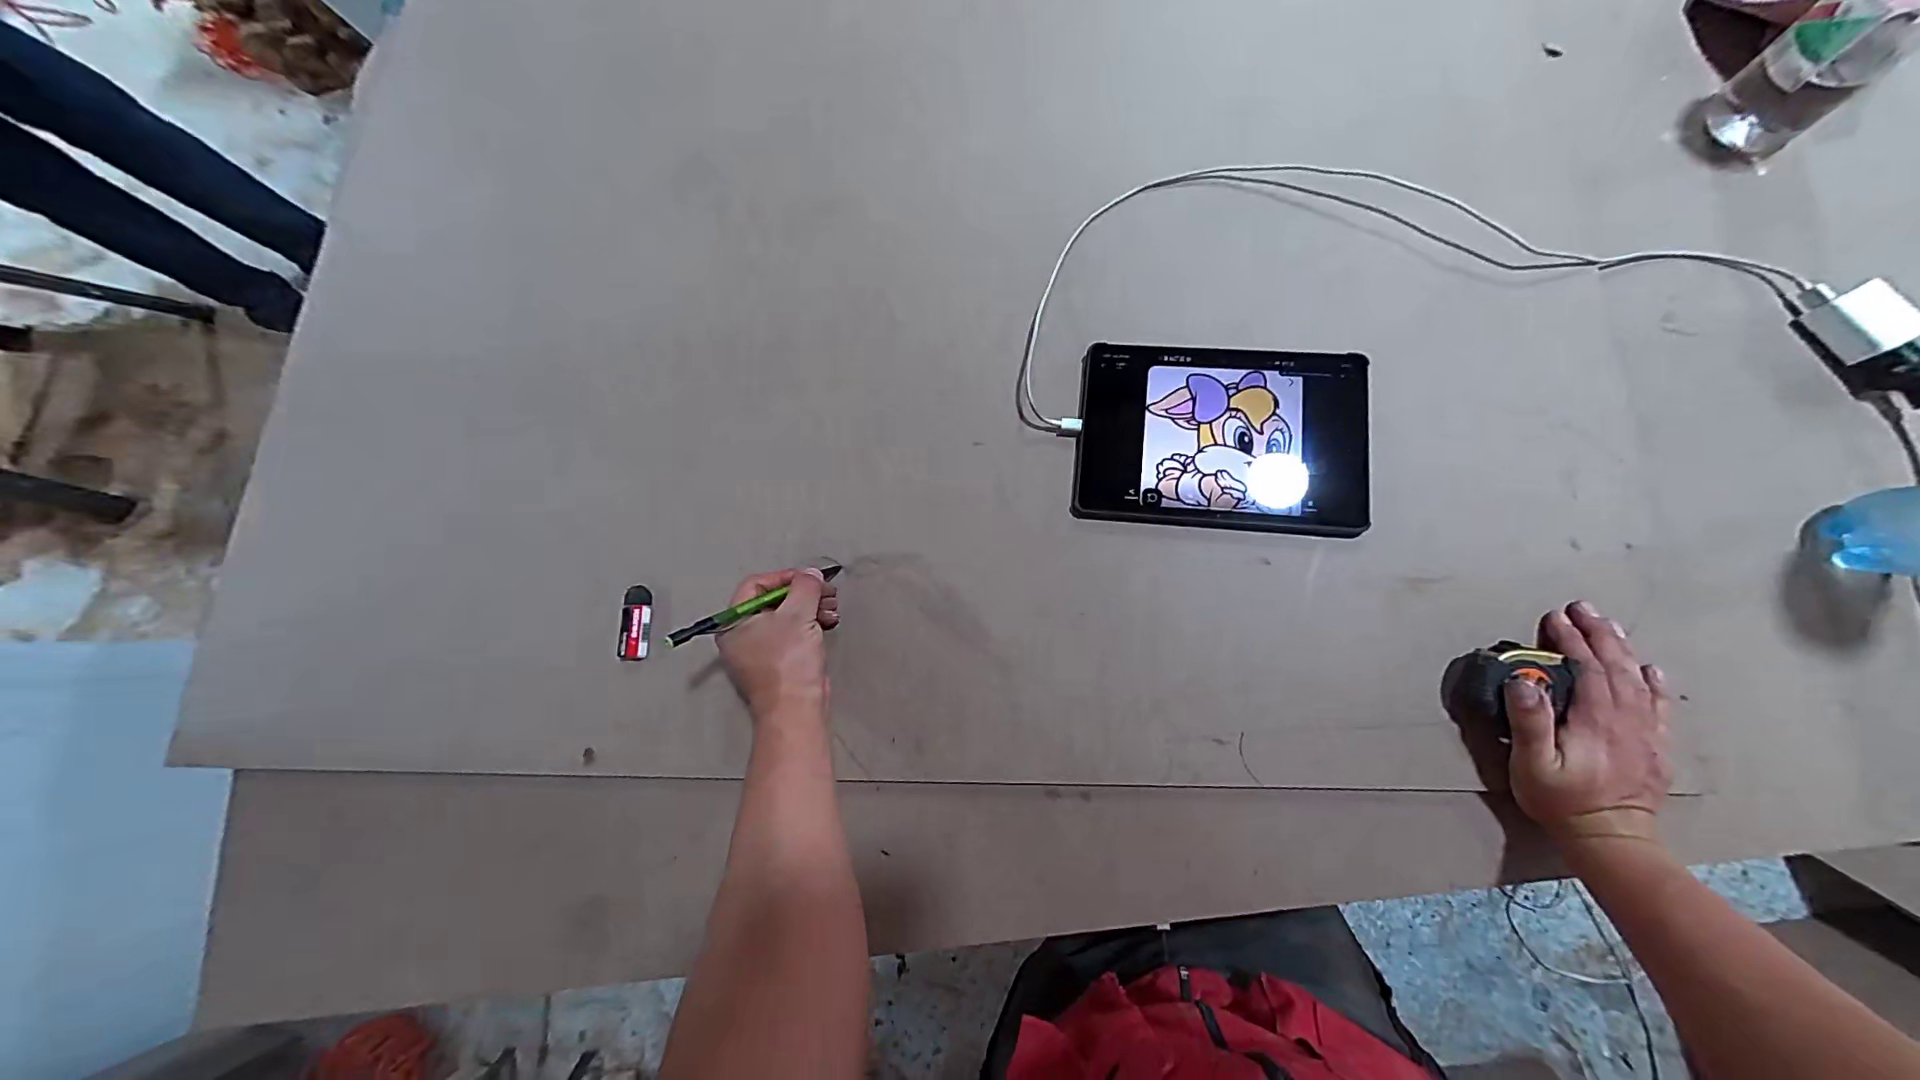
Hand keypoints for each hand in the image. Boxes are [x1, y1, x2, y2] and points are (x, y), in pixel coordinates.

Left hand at [716, 568, 840, 721]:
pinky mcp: (778, 665)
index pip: (757, 585)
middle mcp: (742, 636)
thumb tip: (811, 574)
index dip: (785, 577)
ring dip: (812, 608)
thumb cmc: (789, 661)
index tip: (810, 579)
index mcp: (734, 622)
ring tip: (832, 610)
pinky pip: (792, 636)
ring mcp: (759, 652)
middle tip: (827, 593)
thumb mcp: (798, 614)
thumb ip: (805, 587)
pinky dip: (810, 626)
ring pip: (787, 618)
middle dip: (804, 594)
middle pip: (774, 601)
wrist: (795, 709)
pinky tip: (829, 623)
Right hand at [1506, 601, 1673, 846]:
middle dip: (1598, 635)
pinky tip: (1649, 668)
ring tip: (1607, 626)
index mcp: (1595, 720)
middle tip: (1582, 608)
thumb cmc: (1560, 799)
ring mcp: (1645, 733)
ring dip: (1622, 650)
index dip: (1571, 641)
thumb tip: (1524, 681)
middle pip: (1616, 668)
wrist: (1612, 839)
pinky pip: (1659, 706)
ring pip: (1638, 681)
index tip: (1555, 617)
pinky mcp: (1653, 746)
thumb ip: (1529, 721)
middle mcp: (1626, 720)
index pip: (1587, 669)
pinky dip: (1654, 683)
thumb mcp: (1531, 763)